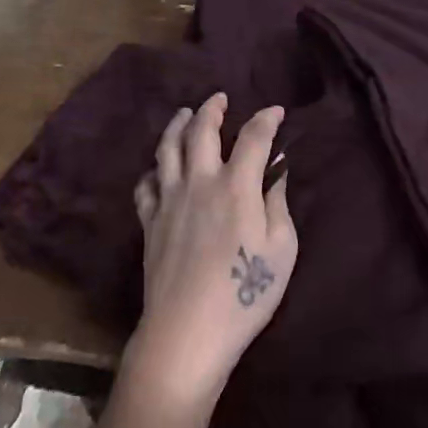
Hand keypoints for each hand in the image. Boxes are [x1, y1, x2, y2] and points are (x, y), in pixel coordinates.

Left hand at [122, 93, 295, 409]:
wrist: (187, 329)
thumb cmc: (244, 293)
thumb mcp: (281, 250)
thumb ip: (278, 204)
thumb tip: (277, 171)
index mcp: (235, 186)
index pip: (253, 138)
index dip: (266, 120)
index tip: (276, 111)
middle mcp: (198, 181)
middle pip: (201, 130)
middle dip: (212, 108)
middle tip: (220, 98)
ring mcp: (168, 199)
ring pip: (167, 148)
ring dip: (177, 125)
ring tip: (184, 114)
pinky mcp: (149, 220)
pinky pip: (146, 184)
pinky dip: (153, 169)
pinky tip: (157, 168)